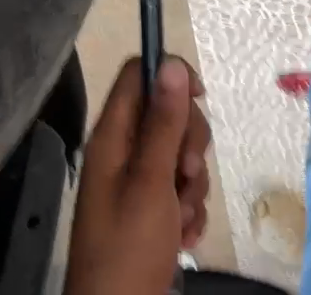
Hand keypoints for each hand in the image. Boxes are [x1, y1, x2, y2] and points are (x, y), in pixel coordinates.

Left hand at [65, 57, 212, 294]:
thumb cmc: (128, 248)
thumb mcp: (151, 182)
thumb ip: (164, 123)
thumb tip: (172, 62)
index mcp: (112, 136)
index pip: (139, 75)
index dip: (171, 77)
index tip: (199, 99)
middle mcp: (122, 153)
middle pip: (167, 115)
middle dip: (189, 144)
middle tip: (185, 175)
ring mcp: (136, 183)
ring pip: (180, 155)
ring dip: (192, 185)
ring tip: (181, 218)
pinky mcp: (150, 211)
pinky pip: (181, 191)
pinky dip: (189, 211)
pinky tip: (183, 237)